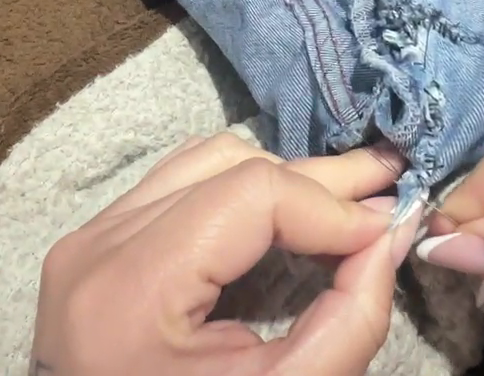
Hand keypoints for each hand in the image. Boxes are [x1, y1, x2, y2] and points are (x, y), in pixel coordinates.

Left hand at [32, 133, 412, 375]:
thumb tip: (390, 235)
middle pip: (233, 166)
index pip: (253, 195)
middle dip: (322, 179)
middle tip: (390, 175)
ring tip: (342, 198)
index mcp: (131, 289)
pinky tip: (281, 206)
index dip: (330, 206)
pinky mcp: (98, 234)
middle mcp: (101, 241)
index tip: (386, 229)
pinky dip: (242, 184)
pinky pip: (183, 176)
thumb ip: (346, 324)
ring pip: (210, 158)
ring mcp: (93, 231)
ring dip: (283, 177)